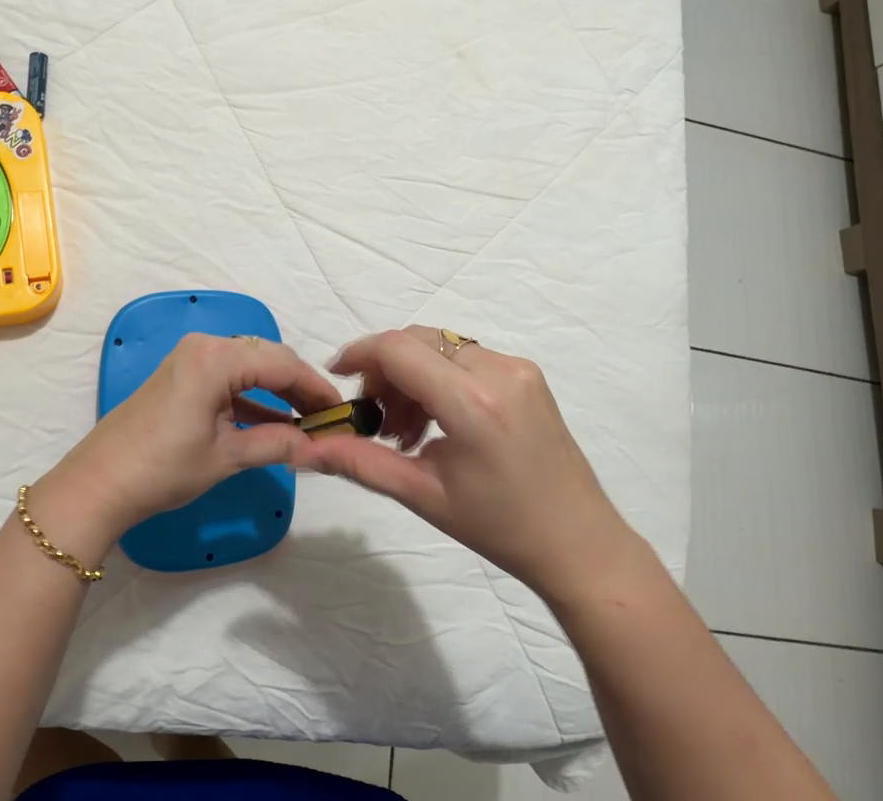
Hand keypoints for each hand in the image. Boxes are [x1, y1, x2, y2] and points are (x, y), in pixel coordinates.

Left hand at [32, 334, 343, 559]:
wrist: (99, 484)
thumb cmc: (164, 468)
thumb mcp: (227, 456)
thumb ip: (278, 444)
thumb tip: (320, 446)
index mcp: (217, 358)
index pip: (283, 364)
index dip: (317, 388)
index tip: (343, 412)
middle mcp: (205, 347)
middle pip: (268, 360)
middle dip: (300, 388)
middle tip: (329, 418)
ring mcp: (190, 359)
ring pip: (250, 368)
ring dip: (278, 393)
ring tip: (308, 423)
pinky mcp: (181, 376)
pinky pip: (229, 379)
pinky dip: (252, 399)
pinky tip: (274, 423)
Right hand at [292, 326, 636, 600]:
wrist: (578, 542)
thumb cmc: (499, 526)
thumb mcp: (422, 495)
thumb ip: (360, 462)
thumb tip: (304, 449)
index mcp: (473, 402)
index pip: (398, 349)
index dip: (359, 355)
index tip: (337, 379)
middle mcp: (499, 370)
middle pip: (418, 340)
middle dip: (384, 371)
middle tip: (375, 420)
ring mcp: (519, 368)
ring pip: (441, 347)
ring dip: (412, 376)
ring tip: (407, 432)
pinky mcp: (528, 375)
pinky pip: (466, 357)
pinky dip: (439, 379)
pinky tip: (437, 424)